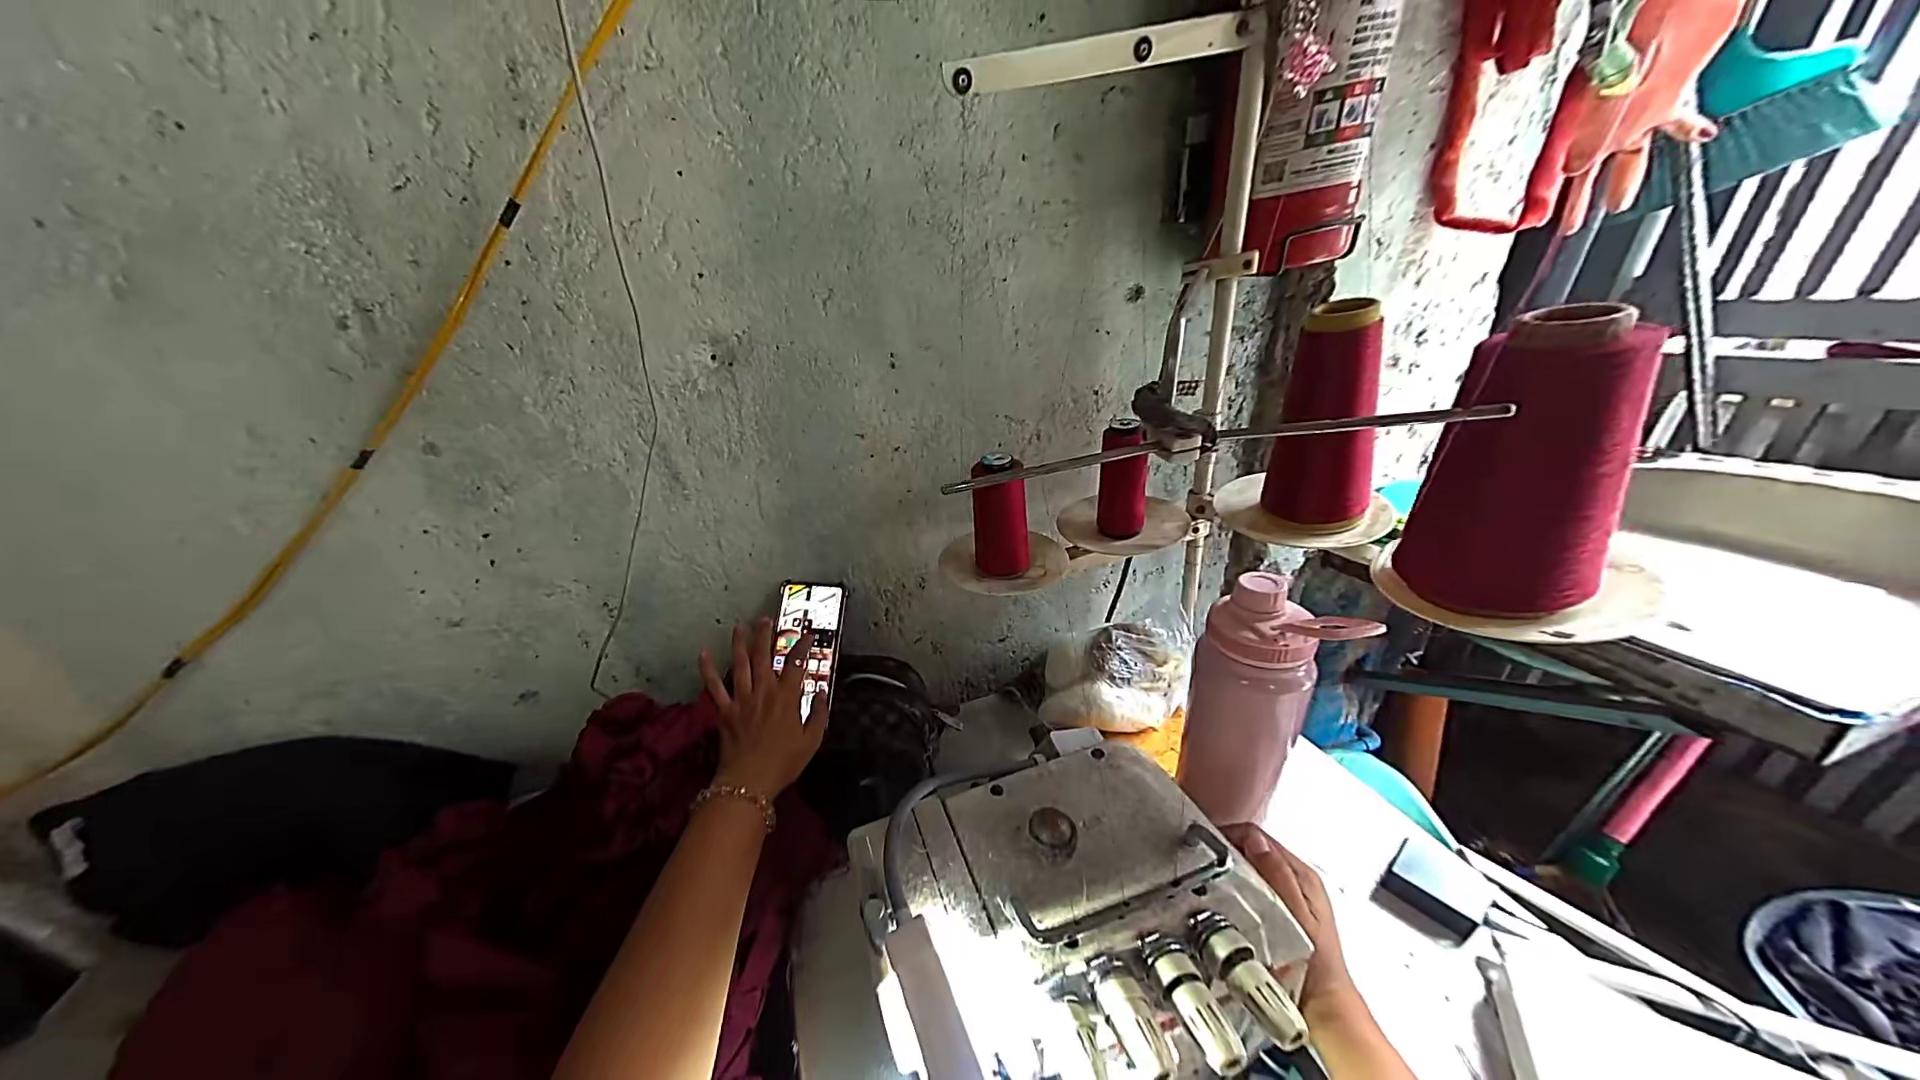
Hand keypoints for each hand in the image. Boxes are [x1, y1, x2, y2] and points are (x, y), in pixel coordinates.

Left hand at [699, 618, 826, 797]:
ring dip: (740, 643)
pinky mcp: (724, 710)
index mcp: (787, 698)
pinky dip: (708, 669)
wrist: (750, 782)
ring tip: (740, 627)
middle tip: (766, 619)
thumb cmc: (784, 763)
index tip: (807, 635)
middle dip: (766, 635)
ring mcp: (741, 699)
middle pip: (764, 656)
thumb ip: (818, 713)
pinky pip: (714, 686)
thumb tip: (820, 692)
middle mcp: (763, 692)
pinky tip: (704, 653)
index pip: (796, 664)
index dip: (803, 646)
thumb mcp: (812, 740)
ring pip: (740, 664)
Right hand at [1221, 823, 1352, 1007]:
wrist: (1322, 1003)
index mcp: (1302, 875)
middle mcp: (1297, 879)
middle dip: (1229, 850)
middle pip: (1253, 847)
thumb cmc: (1315, 965)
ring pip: (1252, 864)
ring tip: (1214, 879)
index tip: (1208, 845)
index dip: (1230, 836)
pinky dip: (1238, 883)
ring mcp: (1288, 892)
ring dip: (1233, 867)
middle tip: (1206, 863)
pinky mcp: (1279, 906)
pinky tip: (1229, 897)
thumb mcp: (1296, 915)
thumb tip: (1255, 840)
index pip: (1258, 836)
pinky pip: (1253, 882)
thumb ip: (1277, 875)